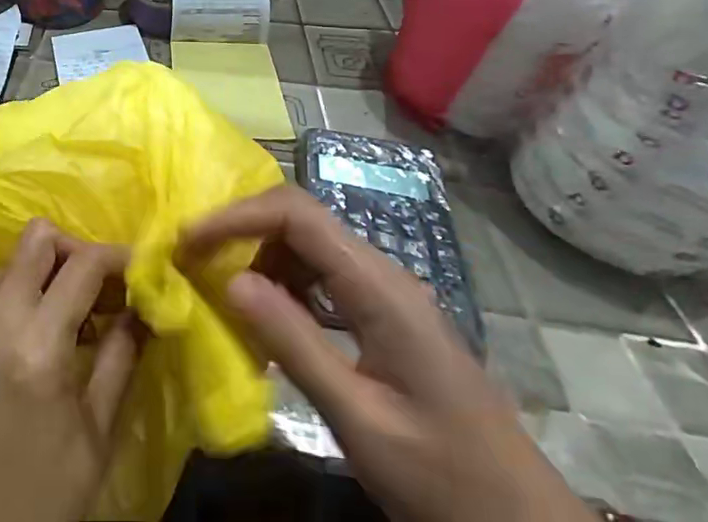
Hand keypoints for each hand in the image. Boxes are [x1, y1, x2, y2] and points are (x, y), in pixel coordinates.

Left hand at [0, 219, 142, 521]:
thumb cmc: (42, 498)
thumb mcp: (95, 436)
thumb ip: (120, 360)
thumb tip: (145, 309)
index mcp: (36, 346)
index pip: (82, 264)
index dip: (118, 257)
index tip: (142, 273)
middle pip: (35, 240)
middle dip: (76, 249)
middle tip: (104, 288)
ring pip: (7, 262)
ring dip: (44, 268)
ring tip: (74, 310)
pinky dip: (18, 289)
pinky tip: (40, 328)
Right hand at [181, 186, 590, 521]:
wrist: (519, 521)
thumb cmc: (443, 476)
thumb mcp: (360, 419)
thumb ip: (295, 345)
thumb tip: (231, 281)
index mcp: (381, 289)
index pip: (299, 215)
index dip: (237, 216)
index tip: (188, 239)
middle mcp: (384, 275)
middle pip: (302, 221)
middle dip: (242, 230)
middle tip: (193, 262)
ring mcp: (386, 293)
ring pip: (310, 246)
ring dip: (261, 258)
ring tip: (221, 290)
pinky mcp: (384, 316)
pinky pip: (323, 278)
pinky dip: (285, 285)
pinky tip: (266, 317)